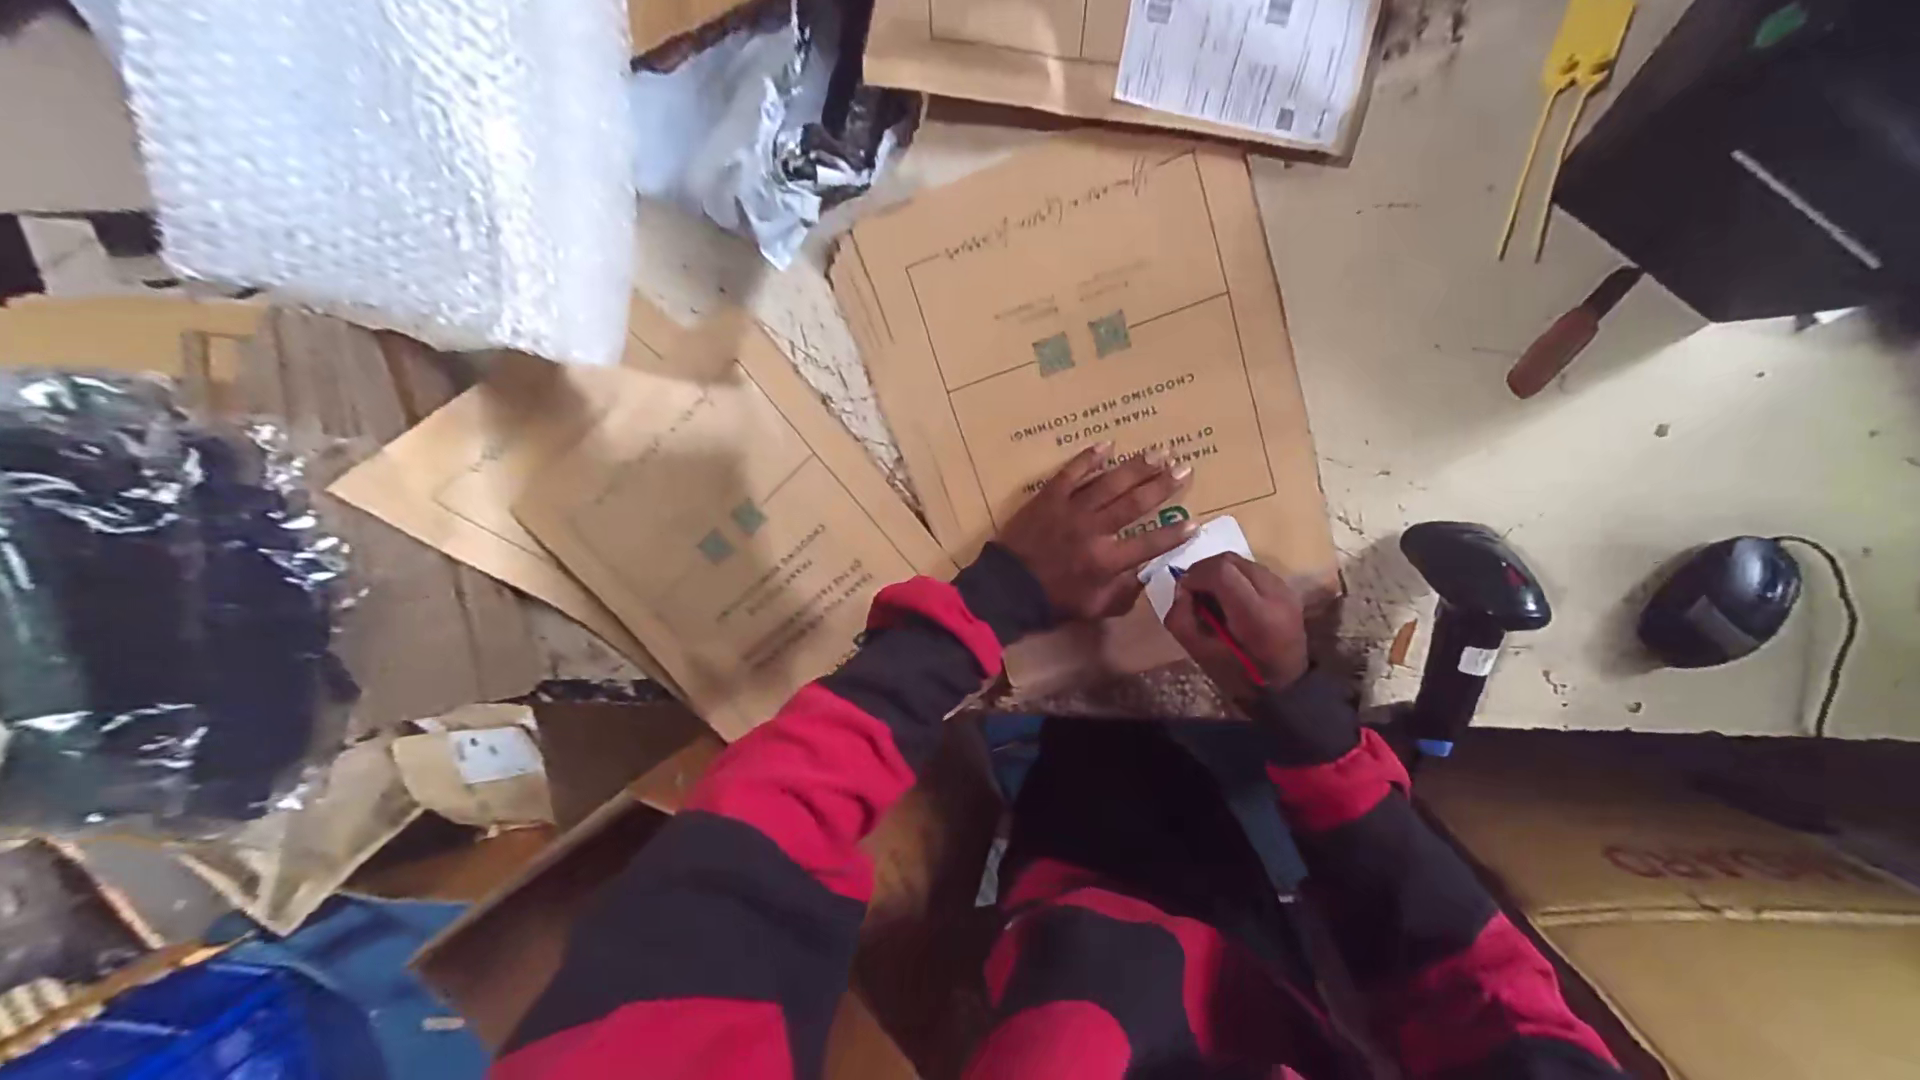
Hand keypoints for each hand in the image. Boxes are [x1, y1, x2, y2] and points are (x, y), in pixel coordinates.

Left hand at [995, 443, 1196, 620]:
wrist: (1006, 588)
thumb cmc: (1051, 601)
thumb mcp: (1093, 608)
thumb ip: (1122, 595)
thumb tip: (1143, 576)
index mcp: (1106, 561)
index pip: (1149, 543)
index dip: (1174, 533)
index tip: (1195, 521)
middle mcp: (1094, 530)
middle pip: (1135, 503)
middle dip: (1163, 485)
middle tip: (1185, 468)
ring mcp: (1070, 510)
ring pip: (1109, 482)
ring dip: (1135, 467)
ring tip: (1158, 453)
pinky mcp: (1048, 497)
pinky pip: (1071, 473)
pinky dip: (1088, 458)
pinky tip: (1107, 446)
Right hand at [1165, 552, 1309, 698]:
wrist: (1288, 684)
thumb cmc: (1242, 676)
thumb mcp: (1201, 654)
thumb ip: (1181, 619)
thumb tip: (1181, 589)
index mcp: (1256, 616)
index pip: (1221, 571)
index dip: (1195, 575)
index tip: (1185, 592)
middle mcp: (1275, 594)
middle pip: (1229, 560)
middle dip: (1203, 571)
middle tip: (1194, 592)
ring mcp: (1285, 588)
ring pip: (1240, 561)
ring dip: (1217, 572)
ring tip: (1211, 595)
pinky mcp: (1287, 587)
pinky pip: (1251, 568)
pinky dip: (1233, 576)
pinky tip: (1230, 598)